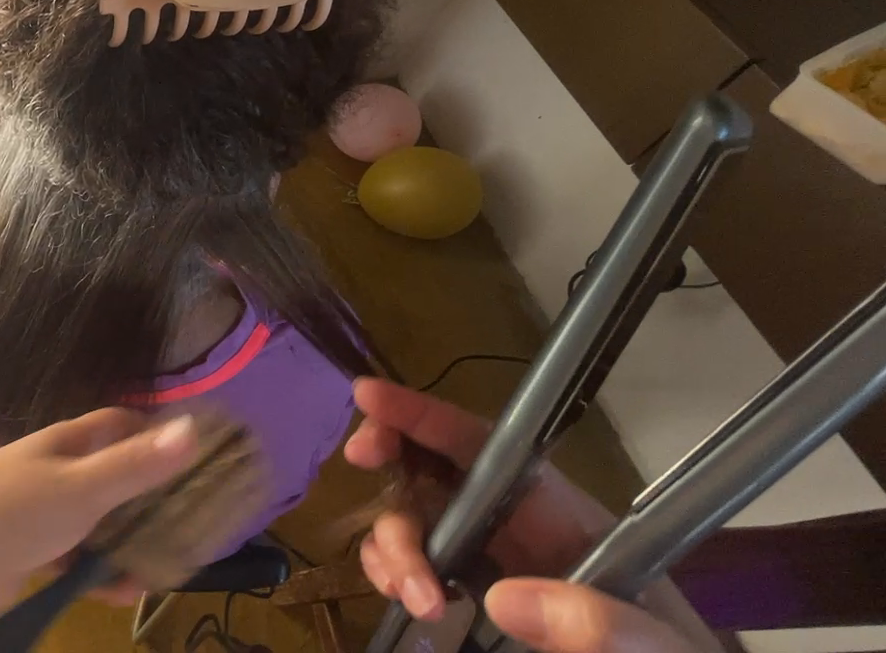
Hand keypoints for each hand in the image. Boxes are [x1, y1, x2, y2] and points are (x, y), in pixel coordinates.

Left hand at [0, 407, 197, 619]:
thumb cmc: (15, 508)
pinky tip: (120, 593)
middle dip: (151, 502)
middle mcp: (58, 470)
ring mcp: (45, 511)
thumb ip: (136, 465)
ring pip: (100, 524)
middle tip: (192, 529)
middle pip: (115, 478)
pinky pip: (79, 558)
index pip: (120, 426)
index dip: (156, 434)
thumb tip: (193, 426)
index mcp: (68, 443)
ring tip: (159, 572)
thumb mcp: (82, 487)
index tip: (199, 458)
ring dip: (128, 546)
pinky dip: (100, 573)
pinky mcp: (34, 550)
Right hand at [344, 378, 713, 652]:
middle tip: (359, 458)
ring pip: (407, 518)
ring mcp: (481, 557)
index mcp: (556, 511)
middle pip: (427, 467)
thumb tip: (501, 599)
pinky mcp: (464, 594)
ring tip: (418, 598)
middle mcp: (507, 521)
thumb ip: (606, 623)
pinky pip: (405, 563)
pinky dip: (389, 571)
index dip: (422, 413)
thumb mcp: (664, 645)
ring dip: (392, 544)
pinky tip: (405, 599)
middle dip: (387, 455)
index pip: (482, 444)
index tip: (367, 395)